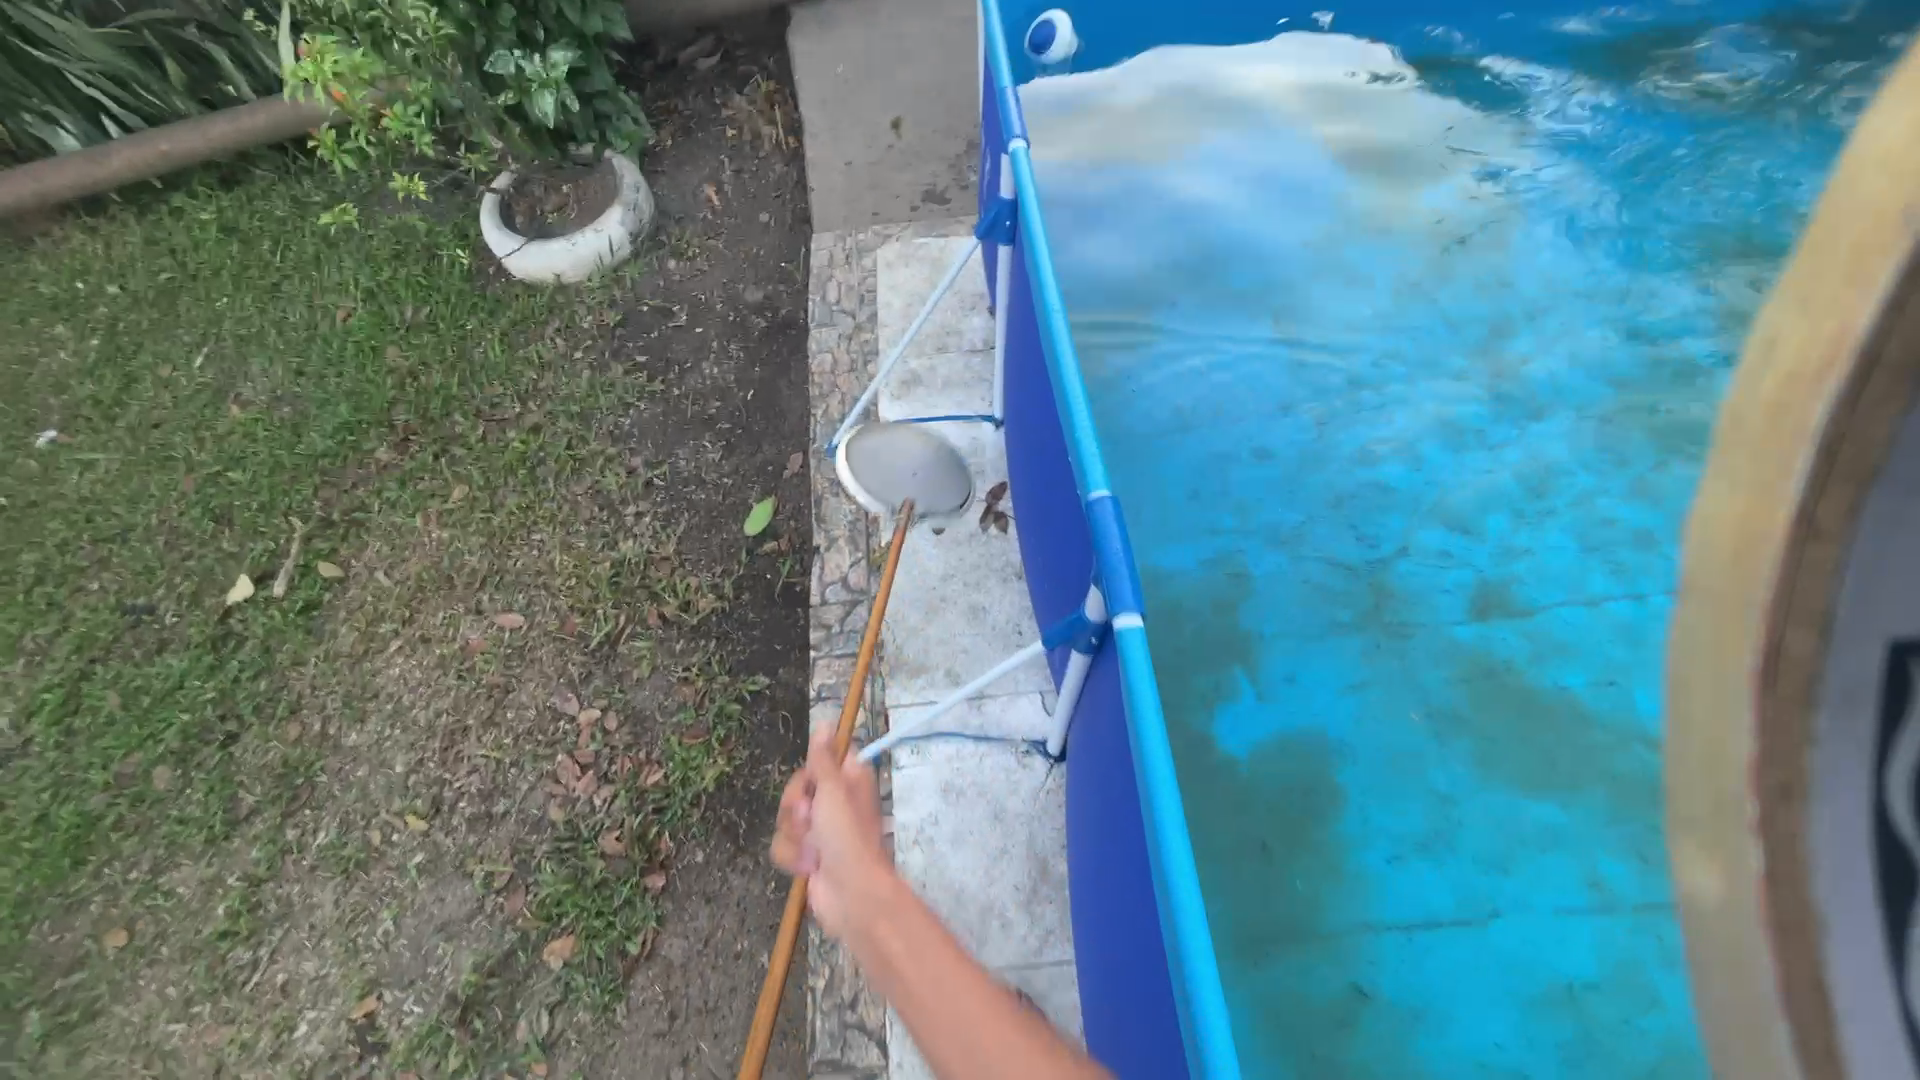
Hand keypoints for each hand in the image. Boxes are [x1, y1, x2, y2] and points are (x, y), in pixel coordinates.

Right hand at [770, 727, 890, 937]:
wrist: (850, 894)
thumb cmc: (847, 837)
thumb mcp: (833, 790)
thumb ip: (823, 758)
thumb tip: (827, 721)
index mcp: (849, 780)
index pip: (822, 759)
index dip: (812, 771)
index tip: (813, 782)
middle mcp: (835, 801)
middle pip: (798, 788)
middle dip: (796, 808)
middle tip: (809, 818)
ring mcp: (820, 829)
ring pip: (787, 818)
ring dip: (795, 837)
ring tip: (812, 851)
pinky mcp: (806, 854)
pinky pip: (783, 843)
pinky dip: (792, 856)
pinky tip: (807, 867)